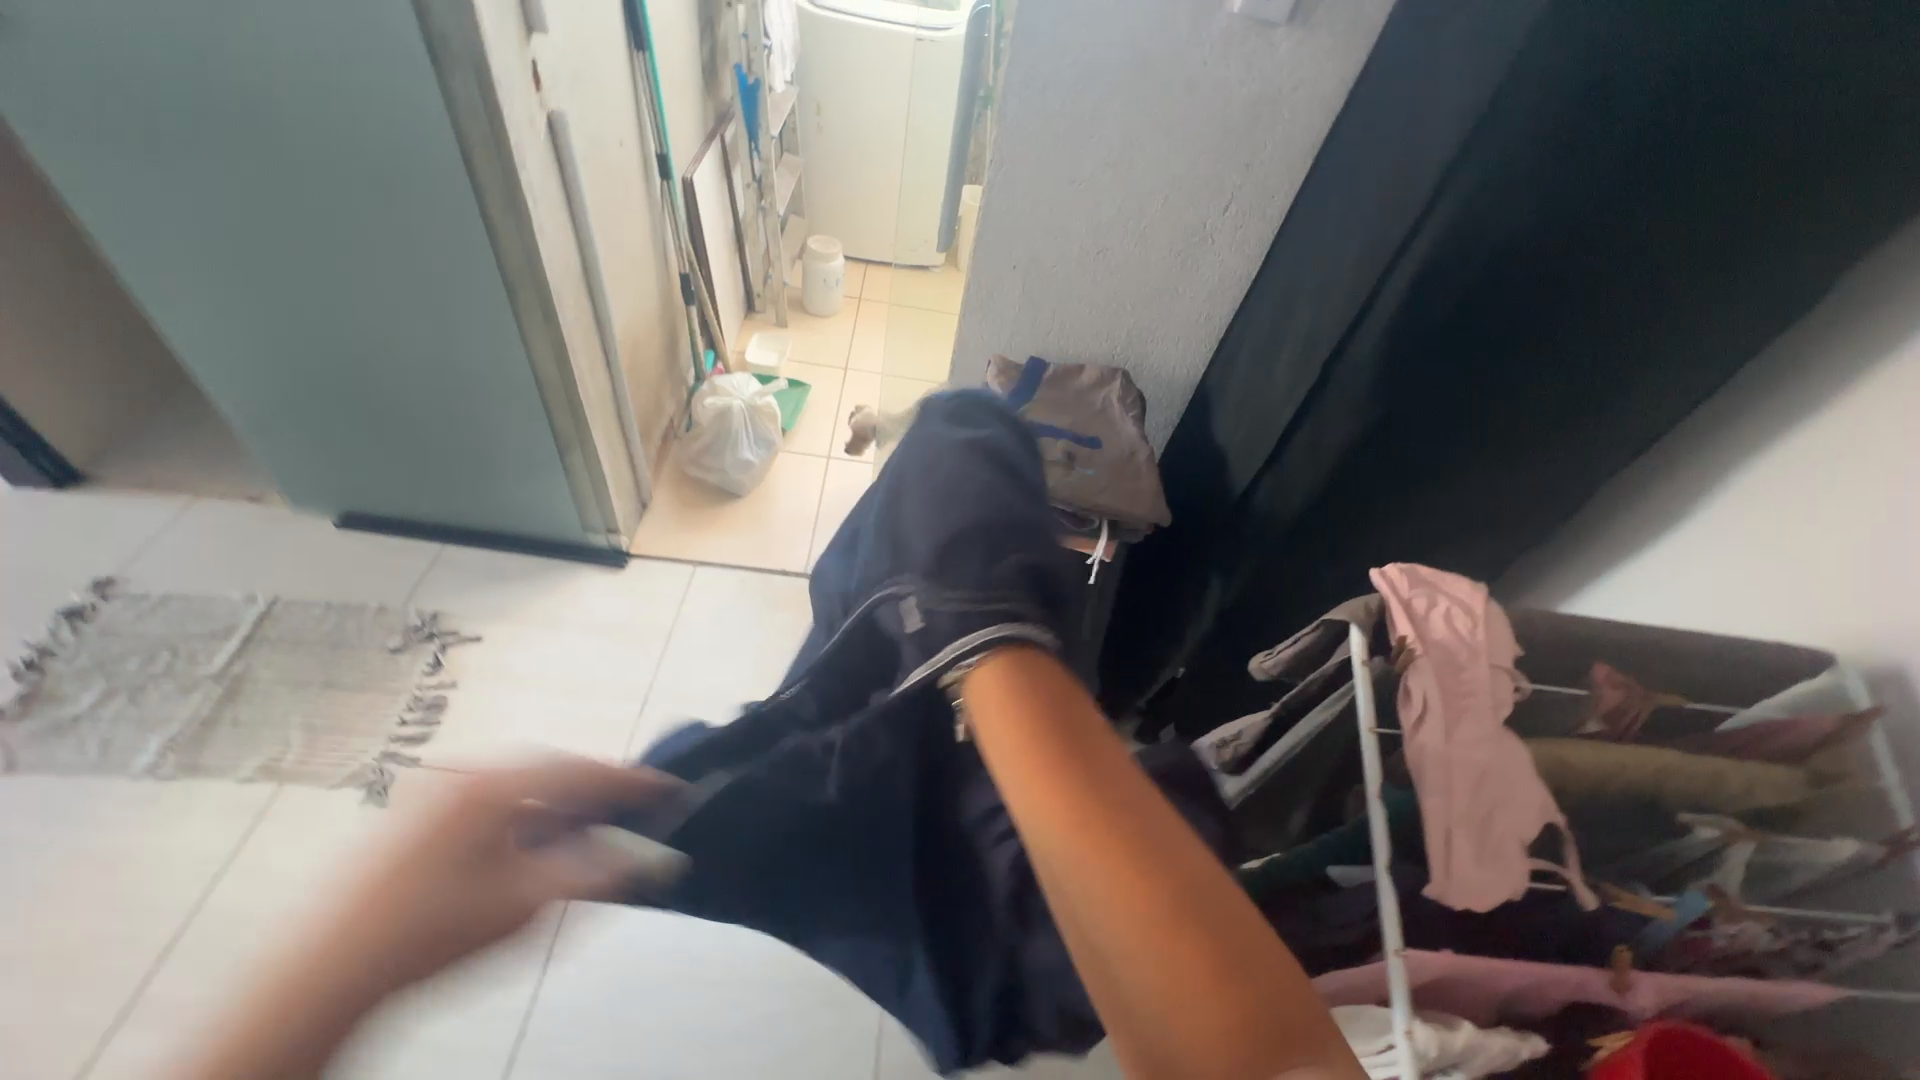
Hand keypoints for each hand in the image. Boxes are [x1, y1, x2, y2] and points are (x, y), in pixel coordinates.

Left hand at [306, 756, 688, 997]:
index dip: (633, 782)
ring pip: (518, 788)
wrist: (321, 973)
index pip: (583, 772)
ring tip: (584, 835)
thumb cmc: (431, 932)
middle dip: (593, 794)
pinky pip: (488, 802)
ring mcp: (433, 790)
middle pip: (550, 772)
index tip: (672, 789)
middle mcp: (464, 774)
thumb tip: (656, 858)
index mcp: (496, 784)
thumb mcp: (528, 903)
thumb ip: (598, 872)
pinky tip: (528, 848)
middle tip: (630, 814)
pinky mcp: (413, 813)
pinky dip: (520, 817)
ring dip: (556, 807)